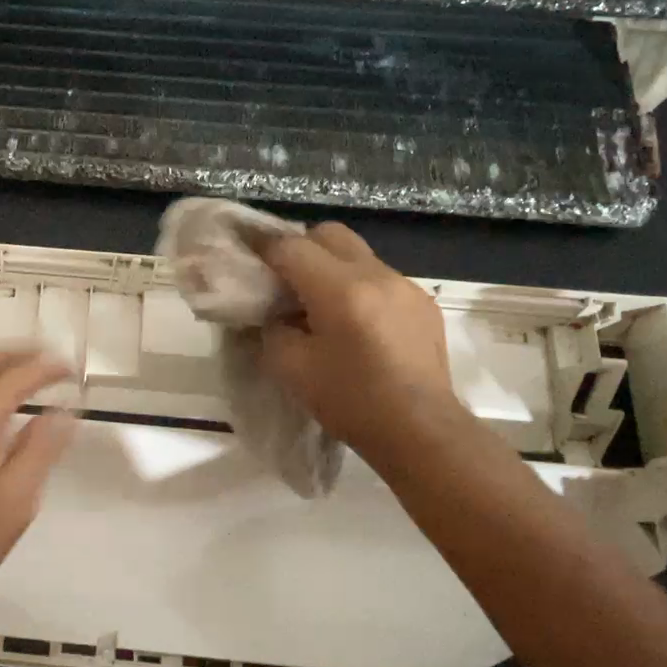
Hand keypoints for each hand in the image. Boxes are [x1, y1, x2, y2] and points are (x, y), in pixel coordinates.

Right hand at [259, 223, 457, 452]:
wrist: (420, 432)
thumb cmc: (351, 402)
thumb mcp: (291, 369)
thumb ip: (273, 330)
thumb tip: (273, 314)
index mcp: (340, 290)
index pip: (291, 247)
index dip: (262, 245)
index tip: (244, 247)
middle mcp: (376, 275)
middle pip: (329, 234)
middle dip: (301, 247)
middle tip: (285, 280)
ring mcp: (405, 286)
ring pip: (357, 254)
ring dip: (332, 268)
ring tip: (321, 306)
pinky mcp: (423, 303)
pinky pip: (381, 278)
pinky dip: (359, 288)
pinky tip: (355, 325)